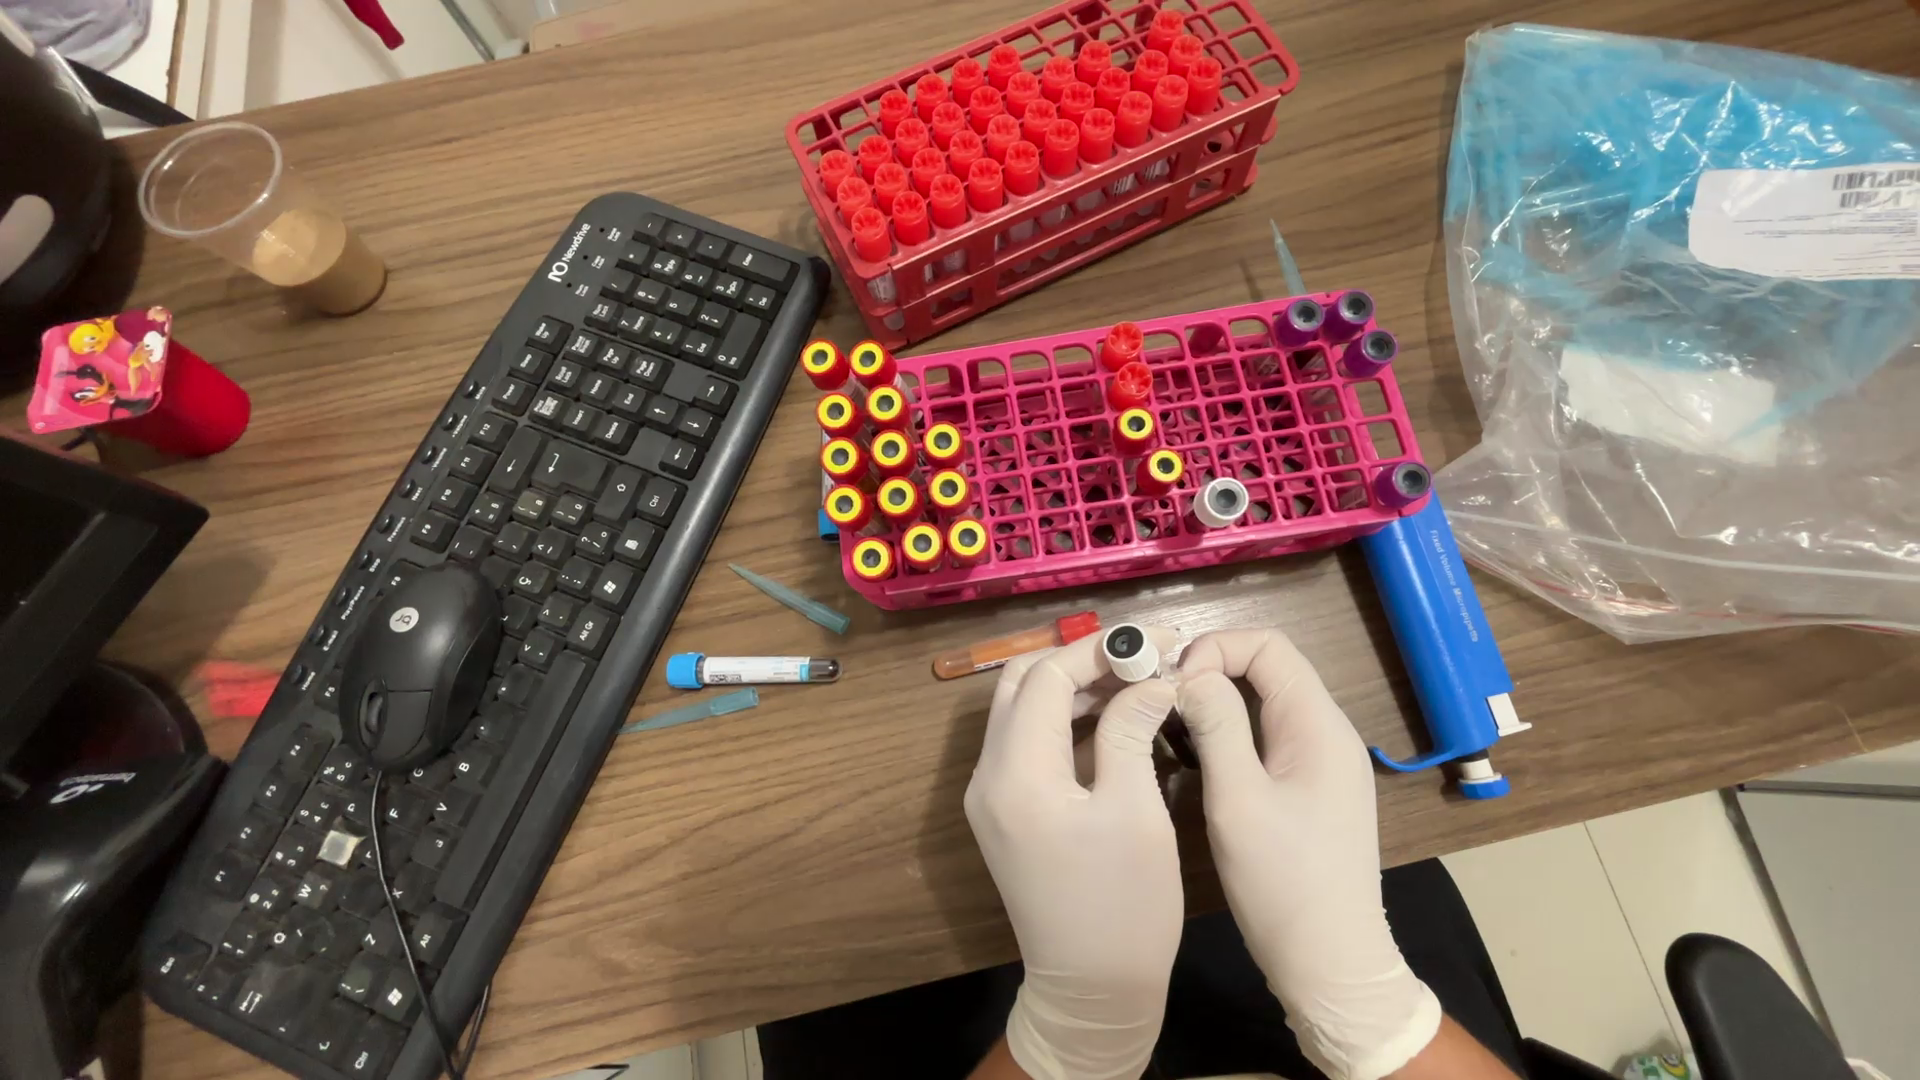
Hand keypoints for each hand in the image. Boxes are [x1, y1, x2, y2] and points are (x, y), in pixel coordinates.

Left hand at [965, 626, 1182, 1079]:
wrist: (1090, 992)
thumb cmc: (1123, 907)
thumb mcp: (1136, 812)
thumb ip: (1130, 730)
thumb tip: (1148, 677)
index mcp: (1016, 773)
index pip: (1046, 679)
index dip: (1095, 651)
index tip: (1146, 641)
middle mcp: (988, 775)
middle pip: (1021, 686)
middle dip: (1077, 662)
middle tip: (1137, 658)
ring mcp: (989, 794)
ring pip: (1020, 711)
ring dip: (1069, 689)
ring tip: (1131, 680)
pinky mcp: (1002, 809)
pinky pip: (1025, 744)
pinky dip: (1062, 722)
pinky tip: (1109, 719)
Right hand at [1176, 629, 1440, 1079]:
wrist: (1331, 963)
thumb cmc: (1283, 882)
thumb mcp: (1238, 799)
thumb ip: (1216, 725)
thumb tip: (1189, 672)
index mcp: (1318, 726)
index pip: (1268, 646)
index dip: (1216, 648)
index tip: (1173, 681)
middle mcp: (1326, 732)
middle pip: (1267, 667)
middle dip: (1210, 668)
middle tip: (1160, 695)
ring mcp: (1320, 760)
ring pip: (1263, 699)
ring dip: (1215, 698)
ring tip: (1169, 718)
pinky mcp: (1308, 784)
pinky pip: (1266, 732)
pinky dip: (1227, 727)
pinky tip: (1194, 750)